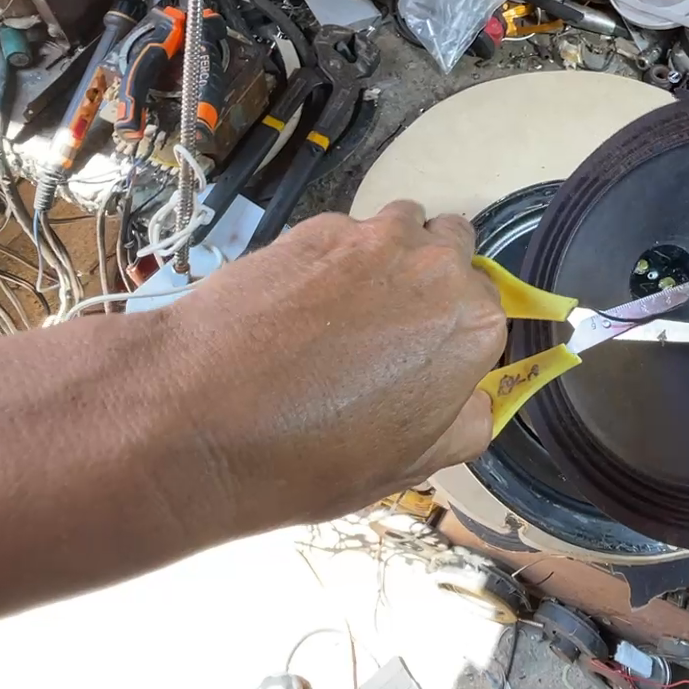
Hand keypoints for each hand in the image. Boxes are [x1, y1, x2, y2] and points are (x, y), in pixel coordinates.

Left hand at [160, 200, 506, 526]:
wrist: (198, 415)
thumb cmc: (315, 455)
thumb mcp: (412, 464)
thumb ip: (468, 420)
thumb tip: (475, 395)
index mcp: (474, 324)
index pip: (490, 314)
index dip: (457, 339)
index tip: (425, 362)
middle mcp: (436, 265)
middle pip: (455, 251)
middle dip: (433, 280)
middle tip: (389, 327)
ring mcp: (374, 236)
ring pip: (404, 227)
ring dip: (391, 255)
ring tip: (344, 304)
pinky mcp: (317, 224)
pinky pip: (347, 232)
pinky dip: (336, 256)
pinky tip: (296, 299)